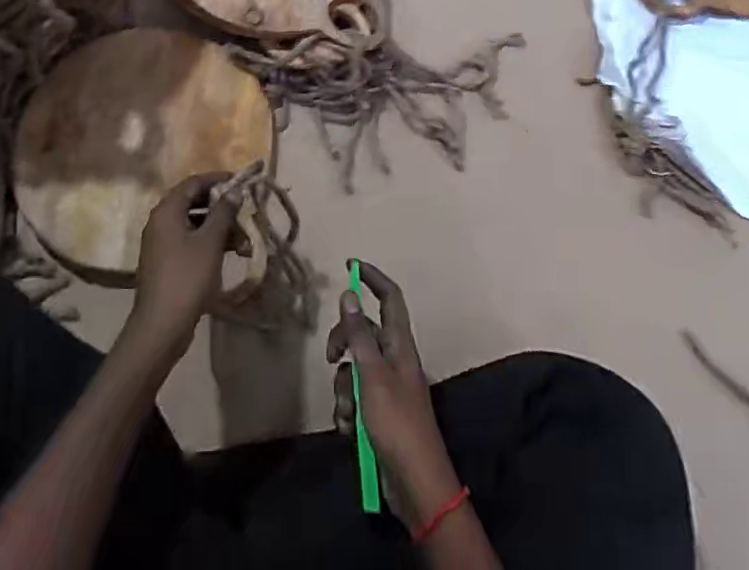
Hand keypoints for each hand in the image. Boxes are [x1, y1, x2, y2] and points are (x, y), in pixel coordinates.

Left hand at [126, 172, 235, 359]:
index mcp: (167, 211)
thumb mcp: (210, 241)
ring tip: (246, 238)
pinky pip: (192, 242)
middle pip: (194, 202)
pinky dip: (212, 243)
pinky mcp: (168, 263)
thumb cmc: (187, 277)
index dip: (218, 179)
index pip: (193, 183)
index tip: (242, 182)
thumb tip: (234, 190)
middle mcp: (161, 223)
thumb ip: (223, 211)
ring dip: (221, 227)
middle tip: (246, 210)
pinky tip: (234, 253)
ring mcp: (163, 244)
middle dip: (223, 206)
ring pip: (195, 224)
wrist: (162, 325)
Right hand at [328, 261, 458, 529]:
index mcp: (400, 345)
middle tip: (332, 357)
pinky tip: (351, 431)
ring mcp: (386, 386)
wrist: (416, 484)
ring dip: (343, 390)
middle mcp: (394, 359)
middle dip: (342, 342)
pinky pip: (353, 398)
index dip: (372, 278)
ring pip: (353, 369)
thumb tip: (348, 294)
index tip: (350, 265)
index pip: (389, 298)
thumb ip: (358, 335)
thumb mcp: (372, 376)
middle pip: (363, 331)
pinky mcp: (378, 412)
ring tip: (350, 415)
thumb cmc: (397, 424)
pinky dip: (347, 412)